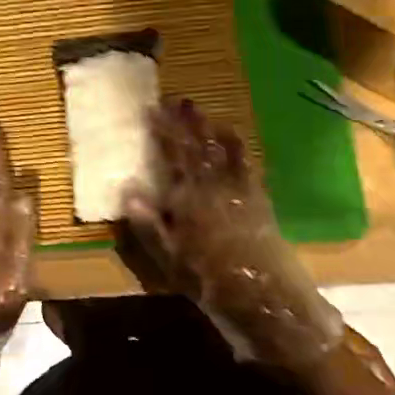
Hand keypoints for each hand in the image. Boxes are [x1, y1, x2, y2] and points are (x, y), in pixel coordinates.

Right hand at [122, 100, 342, 369]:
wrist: (265, 295)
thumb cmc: (210, 280)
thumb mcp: (170, 258)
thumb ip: (149, 223)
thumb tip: (128, 189)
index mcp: (190, 197)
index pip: (173, 154)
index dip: (163, 131)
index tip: (151, 110)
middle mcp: (214, 184)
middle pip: (198, 145)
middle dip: (185, 121)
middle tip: (175, 99)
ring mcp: (239, 188)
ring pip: (221, 148)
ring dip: (208, 126)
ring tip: (198, 109)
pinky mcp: (257, 196)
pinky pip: (244, 161)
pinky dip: (235, 144)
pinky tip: (231, 134)